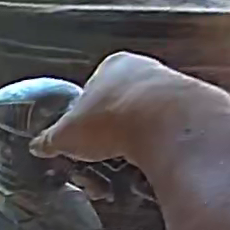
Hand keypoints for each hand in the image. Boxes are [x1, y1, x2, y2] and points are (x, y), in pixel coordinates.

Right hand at [29, 51, 210, 164]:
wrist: (168, 125)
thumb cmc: (110, 120)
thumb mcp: (63, 136)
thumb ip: (48, 140)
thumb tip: (38, 146)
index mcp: (112, 65)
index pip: (88, 89)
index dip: (78, 115)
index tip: (75, 135)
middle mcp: (144, 67)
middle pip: (114, 105)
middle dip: (103, 132)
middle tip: (92, 154)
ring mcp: (172, 84)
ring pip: (138, 119)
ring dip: (125, 141)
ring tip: (115, 164)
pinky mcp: (192, 106)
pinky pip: (161, 130)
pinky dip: (149, 146)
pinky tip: (140, 161)